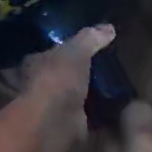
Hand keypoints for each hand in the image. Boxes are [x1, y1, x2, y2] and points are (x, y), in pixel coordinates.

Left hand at [13, 24, 114, 143]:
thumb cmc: (58, 78)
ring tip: (115, 86)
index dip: (65, 49)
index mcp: (35, 62)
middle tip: (105, 68)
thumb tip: (109, 27)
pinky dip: (99, 113)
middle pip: (62, 74)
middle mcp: (40, 83)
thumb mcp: (76, 51)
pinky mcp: (69, 124)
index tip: (85, 48)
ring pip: (74, 95)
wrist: (56, 119)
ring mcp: (53, 105)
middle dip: (78, 73)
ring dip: (90, 94)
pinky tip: (116, 108)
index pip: (50, 52)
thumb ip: (90, 39)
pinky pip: (87, 114)